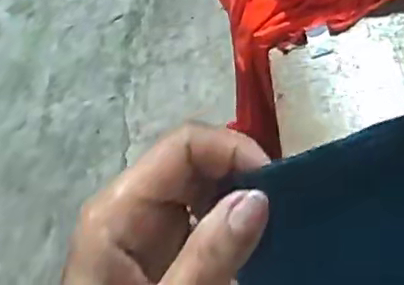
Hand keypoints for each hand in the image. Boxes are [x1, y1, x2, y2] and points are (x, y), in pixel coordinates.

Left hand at [63, 125, 269, 284]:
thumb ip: (207, 259)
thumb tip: (259, 196)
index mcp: (119, 211)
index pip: (185, 144)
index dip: (233, 150)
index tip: (273, 185)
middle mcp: (131, 208)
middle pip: (197, 161)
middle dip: (243, 174)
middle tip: (284, 206)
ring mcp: (144, 232)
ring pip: (205, 187)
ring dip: (242, 199)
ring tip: (277, 225)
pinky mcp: (160, 257)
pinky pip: (203, 219)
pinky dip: (233, 225)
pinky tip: (255, 247)